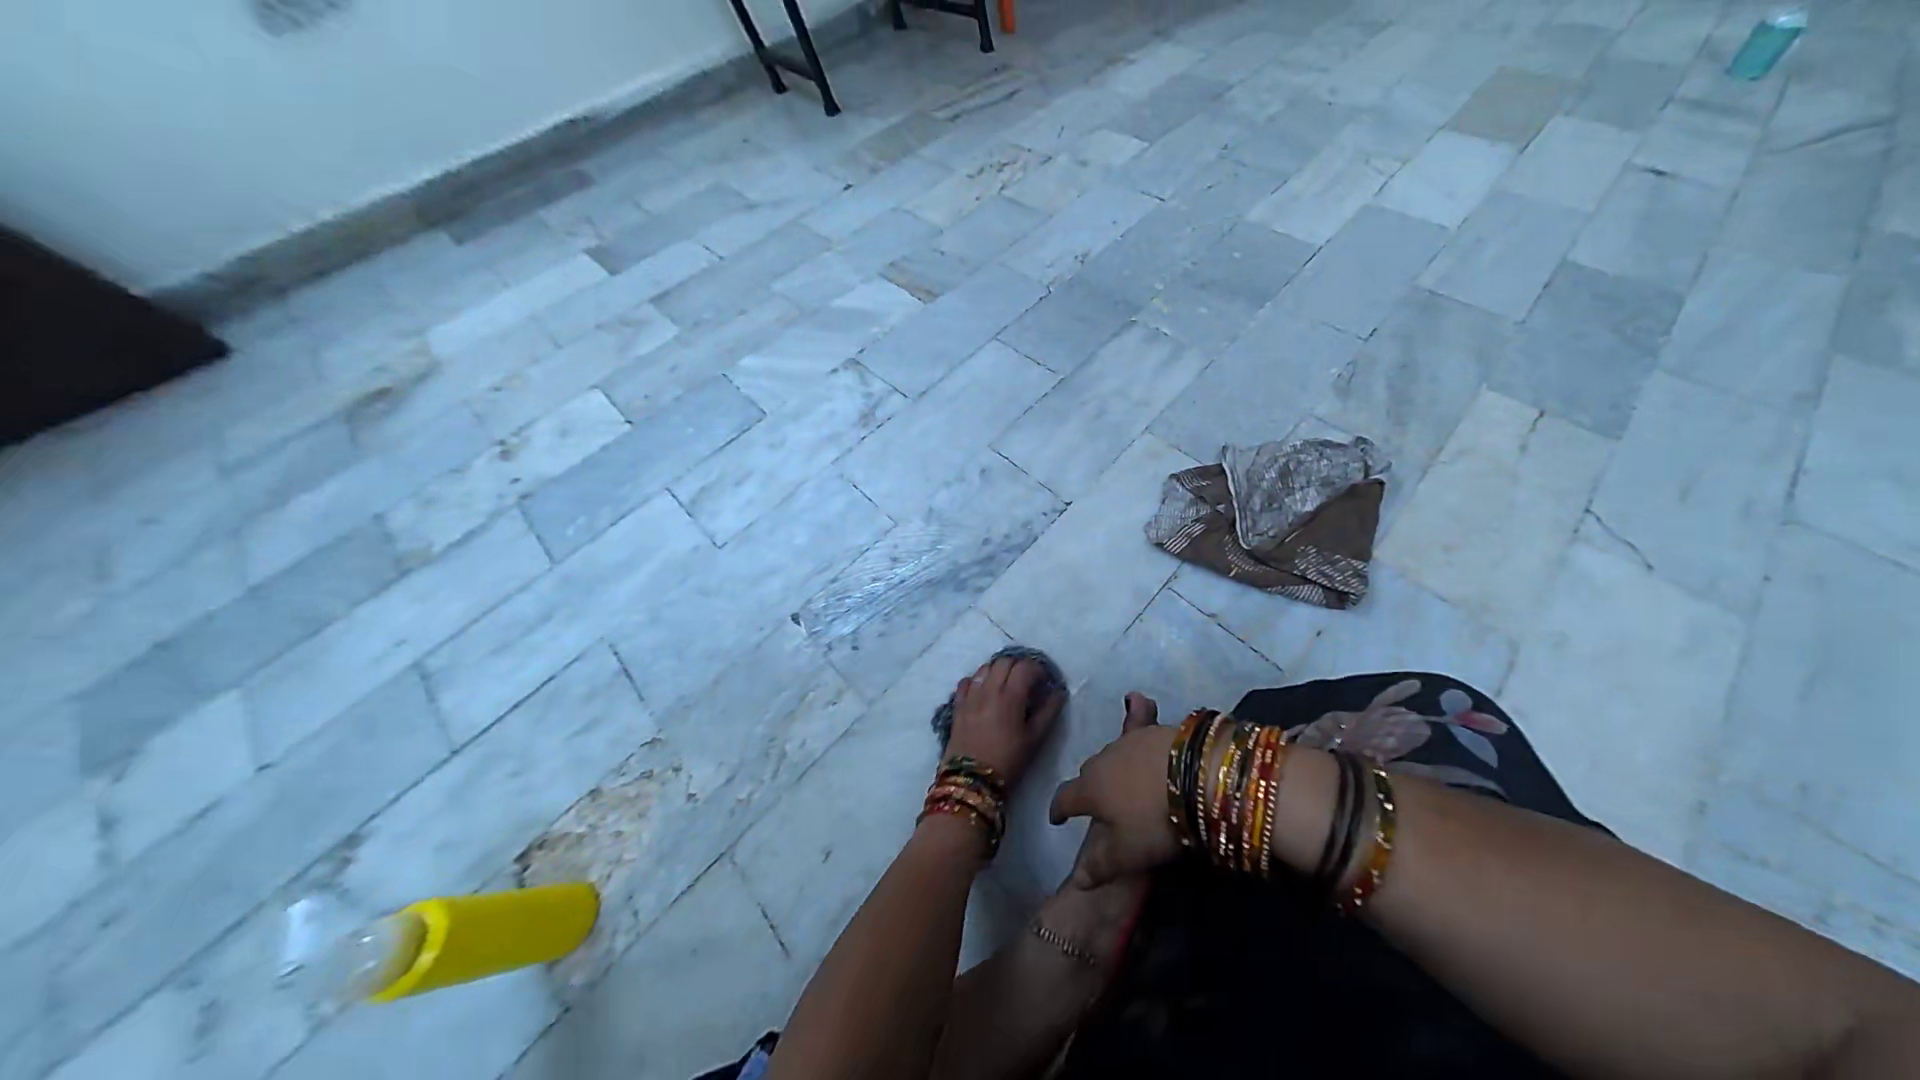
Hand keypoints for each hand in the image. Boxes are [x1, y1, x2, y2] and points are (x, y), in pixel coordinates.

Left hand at [945, 656, 1065, 788]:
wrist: (971, 779)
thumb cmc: (1008, 760)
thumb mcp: (1034, 738)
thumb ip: (1048, 711)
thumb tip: (1058, 692)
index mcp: (1010, 696)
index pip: (1025, 667)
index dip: (1038, 669)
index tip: (1044, 680)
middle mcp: (989, 689)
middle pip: (1004, 661)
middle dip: (1019, 665)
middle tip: (1027, 680)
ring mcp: (970, 695)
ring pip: (984, 667)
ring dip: (998, 669)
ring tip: (1006, 683)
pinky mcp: (957, 703)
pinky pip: (967, 681)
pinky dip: (978, 680)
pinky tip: (984, 691)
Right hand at [1047, 692, 1179, 888]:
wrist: (1199, 771)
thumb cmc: (1154, 818)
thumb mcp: (1128, 853)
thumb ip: (1101, 866)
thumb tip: (1078, 880)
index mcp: (1090, 789)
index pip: (1064, 798)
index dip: (1059, 810)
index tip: (1057, 818)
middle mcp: (1103, 759)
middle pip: (1089, 774)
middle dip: (1090, 788)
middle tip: (1100, 804)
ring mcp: (1130, 741)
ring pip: (1114, 757)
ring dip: (1116, 771)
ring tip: (1129, 785)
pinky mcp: (1158, 731)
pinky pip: (1140, 745)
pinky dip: (1141, 757)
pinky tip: (1155, 765)